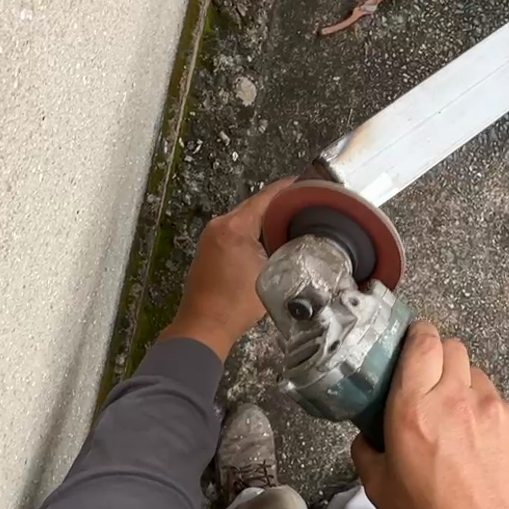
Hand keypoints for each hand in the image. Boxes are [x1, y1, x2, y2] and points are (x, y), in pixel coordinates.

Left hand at [160, 179, 292, 359]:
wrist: (204, 325)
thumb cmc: (233, 306)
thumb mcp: (272, 274)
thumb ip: (284, 250)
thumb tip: (298, 238)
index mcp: (233, 227)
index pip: (266, 197)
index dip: (287, 189)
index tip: (304, 183)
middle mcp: (218, 226)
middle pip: (255, 206)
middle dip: (279, 206)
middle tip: (303, 206)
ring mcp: (211, 236)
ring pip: (245, 218)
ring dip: (266, 220)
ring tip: (291, 223)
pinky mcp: (209, 248)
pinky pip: (235, 231)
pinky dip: (252, 232)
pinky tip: (269, 241)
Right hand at [352, 322, 508, 508]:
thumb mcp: (380, 491)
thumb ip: (368, 451)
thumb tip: (368, 436)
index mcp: (413, 410)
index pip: (421, 342)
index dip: (416, 335)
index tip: (410, 346)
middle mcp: (453, 398)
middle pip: (451, 346)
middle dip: (438, 359)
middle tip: (430, 388)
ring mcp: (492, 406)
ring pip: (476, 373)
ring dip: (463, 386)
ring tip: (459, 423)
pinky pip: (497, 400)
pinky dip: (486, 412)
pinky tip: (483, 445)